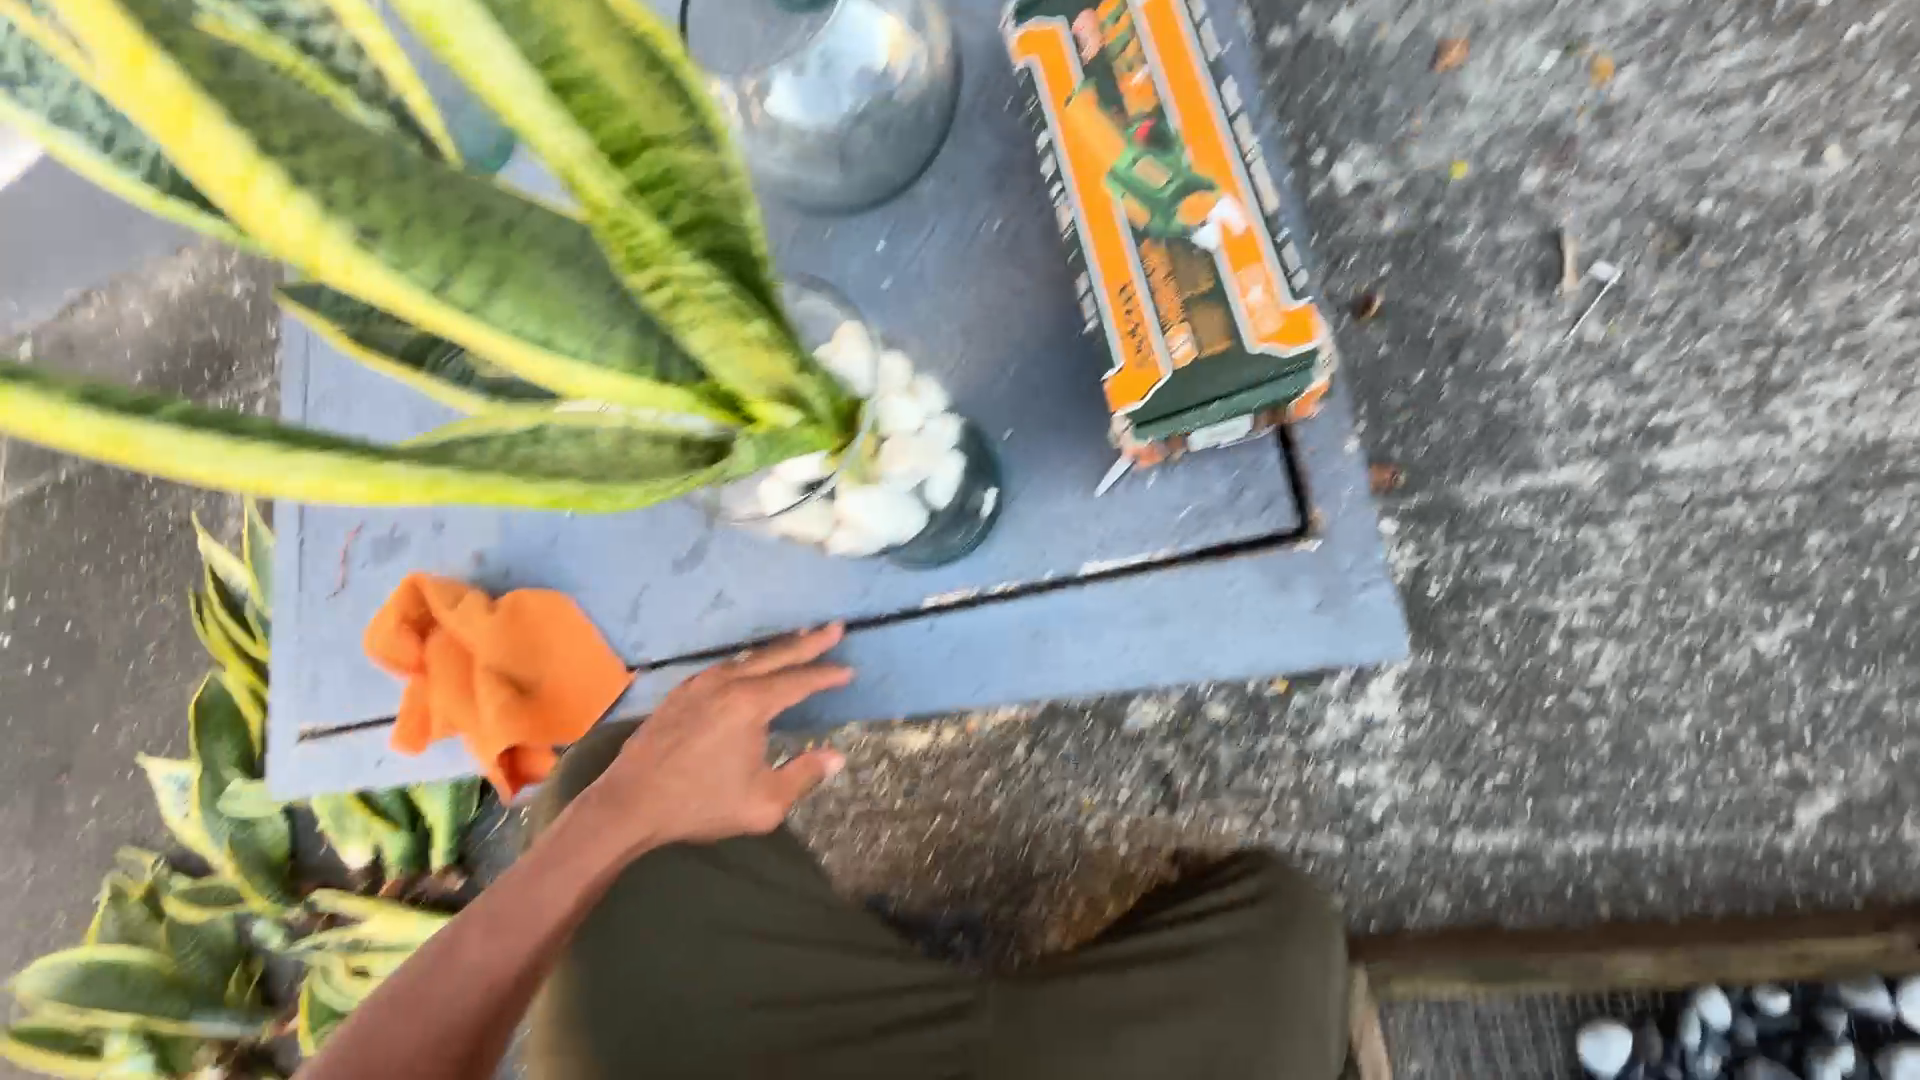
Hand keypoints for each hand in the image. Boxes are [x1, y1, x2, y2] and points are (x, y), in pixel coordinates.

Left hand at [582, 624, 851, 853]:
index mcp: (750, 704)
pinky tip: (750, 666)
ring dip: (778, 649)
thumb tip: (835, 757)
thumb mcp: (762, 803)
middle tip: (835, 628)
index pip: (799, 682)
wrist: (628, 804)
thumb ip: (803, 776)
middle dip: (809, 642)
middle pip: (776, 656)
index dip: (827, 675)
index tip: (849, 670)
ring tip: (799, 640)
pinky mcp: (680, 694)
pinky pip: (724, 667)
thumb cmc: (699, 804)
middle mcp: (727, 683)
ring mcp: (699, 685)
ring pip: (747, 658)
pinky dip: (748, 661)